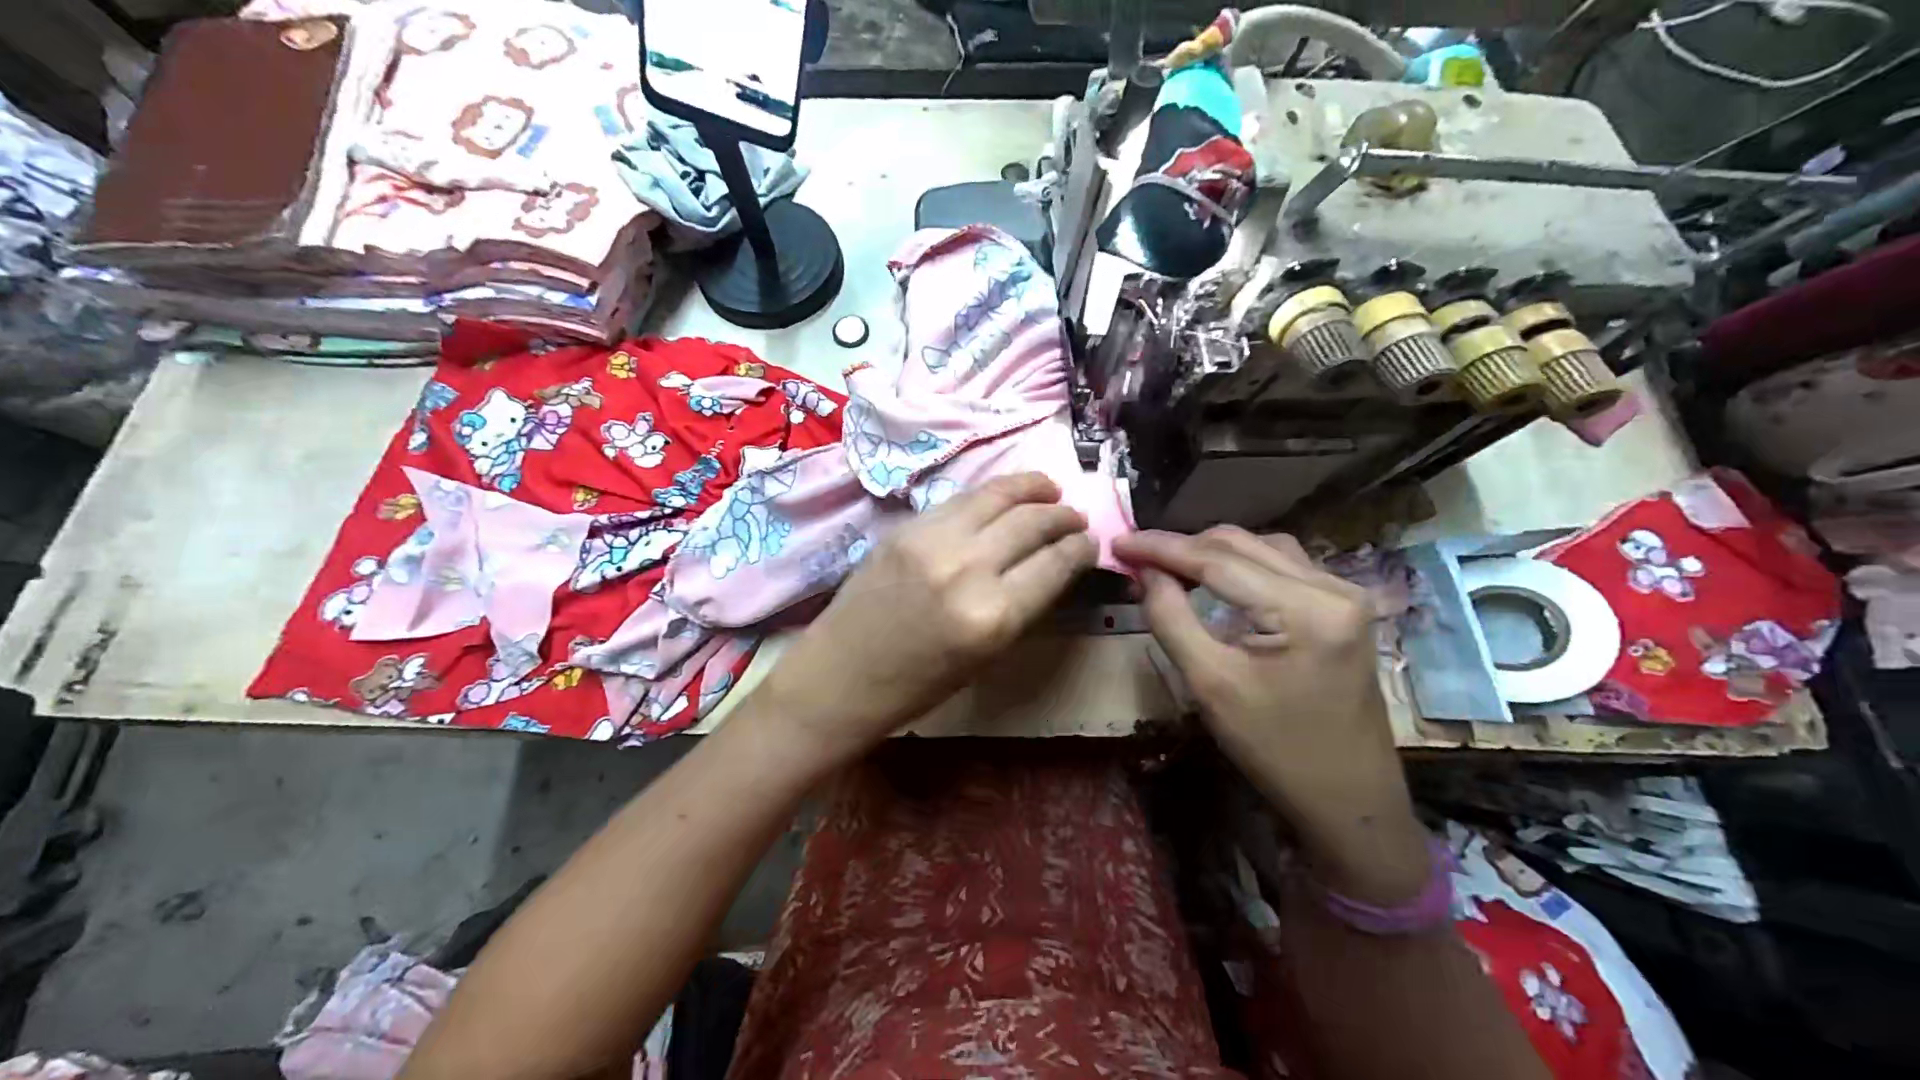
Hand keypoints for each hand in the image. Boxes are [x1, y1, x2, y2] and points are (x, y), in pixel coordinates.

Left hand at [758, 472, 1096, 763]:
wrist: (842, 676)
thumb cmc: (918, 685)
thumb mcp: (986, 657)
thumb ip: (1022, 607)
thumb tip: (1052, 567)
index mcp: (994, 615)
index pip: (1055, 564)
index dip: (1081, 549)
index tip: (1091, 543)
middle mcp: (968, 568)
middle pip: (1031, 523)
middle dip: (1063, 517)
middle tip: (1076, 518)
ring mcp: (933, 541)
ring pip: (996, 497)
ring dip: (1031, 489)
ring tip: (1050, 489)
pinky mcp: (906, 527)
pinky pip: (960, 500)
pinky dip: (991, 493)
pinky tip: (1005, 494)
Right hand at [1113, 527, 1430, 903]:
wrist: (1347, 798)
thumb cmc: (1275, 750)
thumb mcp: (1210, 685)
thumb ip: (1171, 618)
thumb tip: (1145, 571)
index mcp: (1308, 609)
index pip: (1219, 560)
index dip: (1162, 547)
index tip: (1118, 542)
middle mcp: (1334, 587)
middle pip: (1242, 545)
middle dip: (1183, 546)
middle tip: (1135, 555)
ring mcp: (1344, 594)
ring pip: (1261, 549)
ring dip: (1210, 552)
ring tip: (1166, 564)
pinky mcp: (1341, 607)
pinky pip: (1280, 566)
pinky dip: (1238, 565)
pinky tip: (1211, 576)